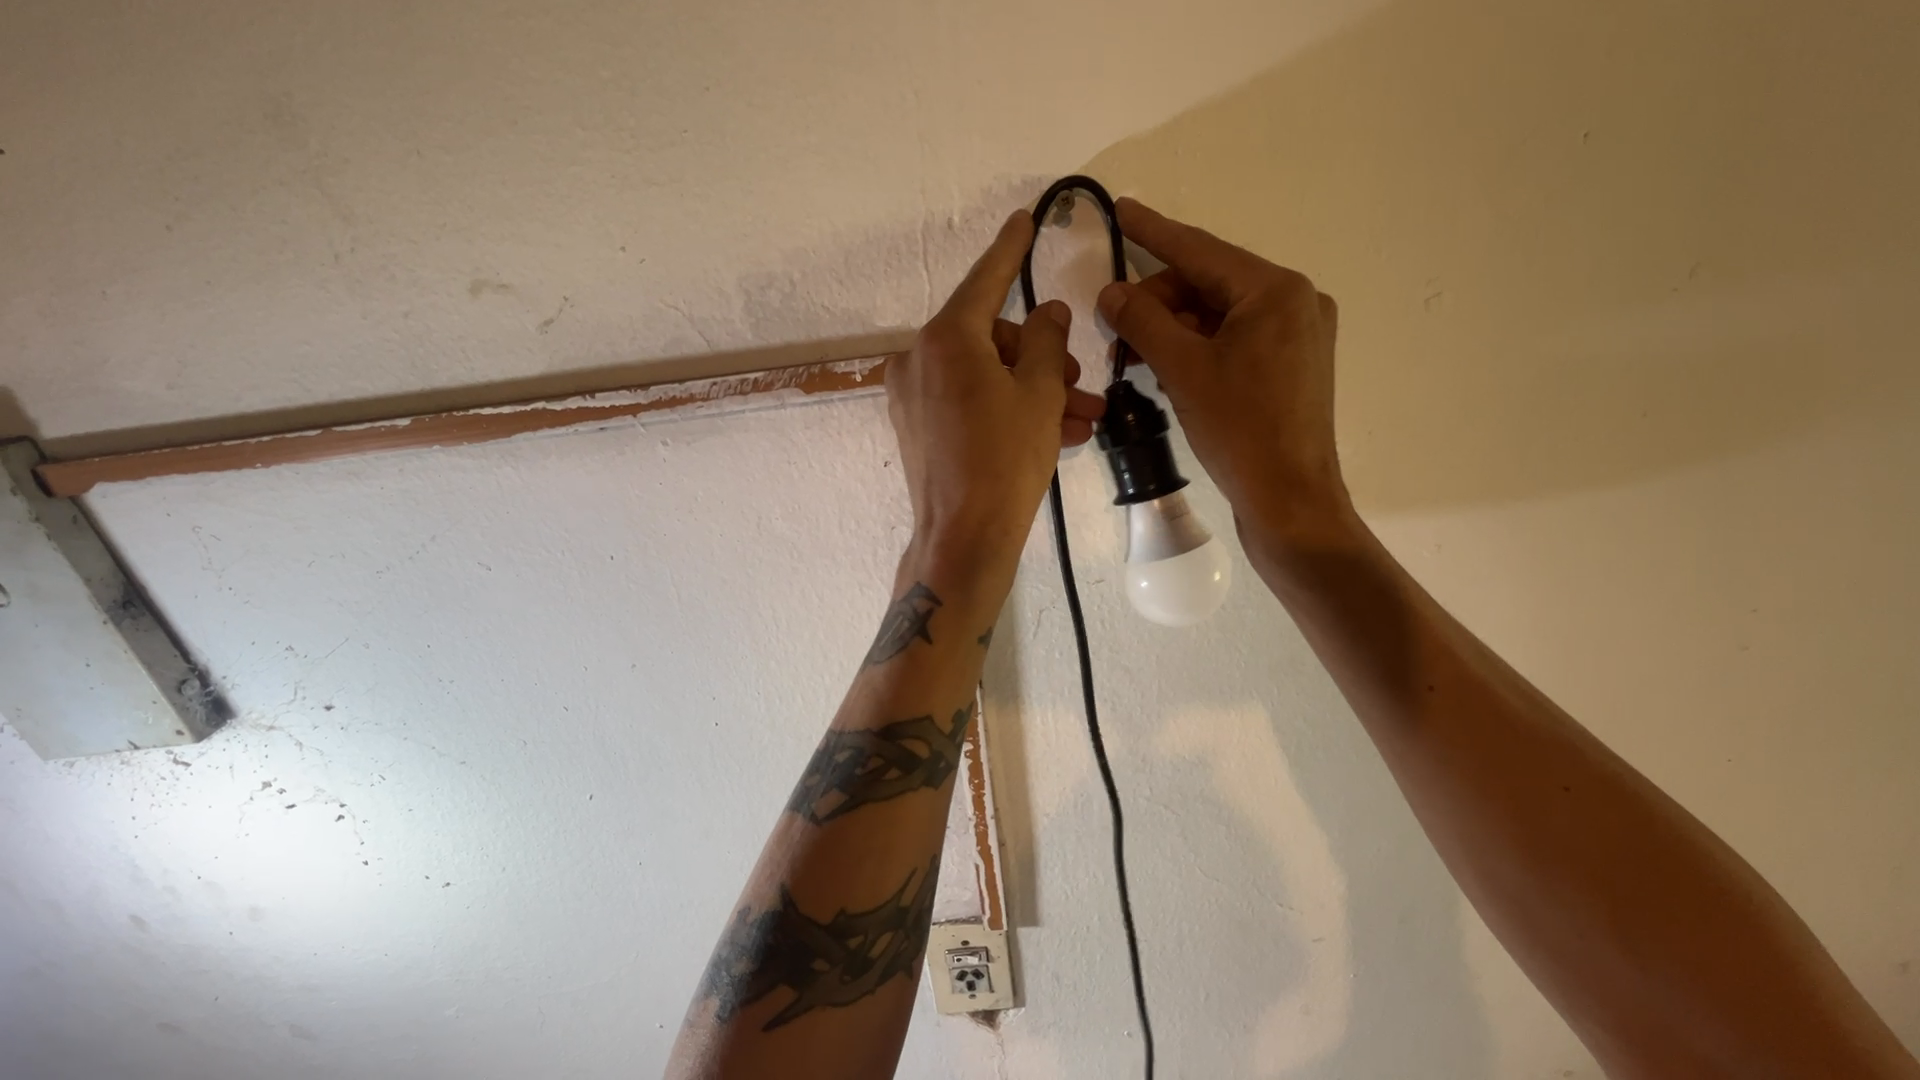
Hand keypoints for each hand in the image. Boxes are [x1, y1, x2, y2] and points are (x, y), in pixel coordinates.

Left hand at [888, 211, 1105, 578]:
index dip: (1010, 250)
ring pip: (985, 376)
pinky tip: (1051, 433)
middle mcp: (918, 358)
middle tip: (1083, 387)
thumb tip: (1047, 312)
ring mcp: (912, 395)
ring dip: (1034, 393)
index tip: (1023, 219)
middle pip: (992, 338)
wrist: (964, 539)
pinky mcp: (916, 427)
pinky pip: (969, 402)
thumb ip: (1048, 340)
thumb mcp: (1041, 393)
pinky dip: (1006, 410)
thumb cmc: (1006, 461)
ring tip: (1081, 420)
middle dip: (1042, 360)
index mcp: (946, 338)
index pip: (986, 281)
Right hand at [1097, 198, 1348, 540]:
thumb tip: (1111, 292)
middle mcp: (1295, 301)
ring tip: (1134, 353)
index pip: (1200, 251)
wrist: (1290, 499)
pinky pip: (1235, 338)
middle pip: (1209, 283)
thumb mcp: (1182, 370)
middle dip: (1158, 301)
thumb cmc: (1240, 430)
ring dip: (1175, 327)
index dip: (1153, 232)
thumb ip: (1143, 322)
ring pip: (1219, 313)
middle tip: (1114, 326)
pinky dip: (1198, 345)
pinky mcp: (1293, 365)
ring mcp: (1298, 334)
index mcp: (1276, 291)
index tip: (1120, 209)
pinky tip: (1168, 363)